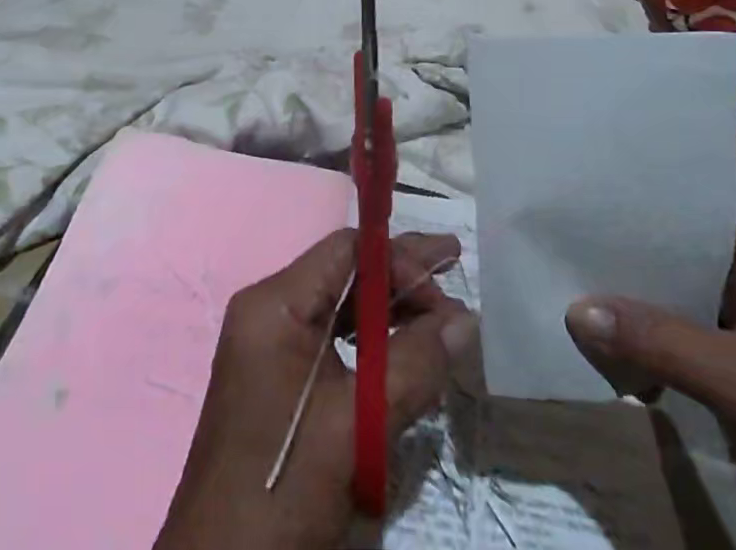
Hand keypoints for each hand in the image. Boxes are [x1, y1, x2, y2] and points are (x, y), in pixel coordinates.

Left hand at [156, 229, 476, 549]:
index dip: (398, 258)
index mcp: (274, 306)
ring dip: (393, 307)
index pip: (346, 251)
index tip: (443, 288)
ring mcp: (273, 348)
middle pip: (346, 273)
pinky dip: (376, 340)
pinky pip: (336, 340)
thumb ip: (415, 363)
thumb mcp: (357, 423)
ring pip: (343, 307)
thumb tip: (466, 320)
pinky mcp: (282, 380)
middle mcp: (269, 314)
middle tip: (455, 262)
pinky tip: (409, 349)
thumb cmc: (283, 485)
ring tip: (441, 308)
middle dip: (402, 272)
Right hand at [565, 231, 735, 549]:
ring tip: (561, 297)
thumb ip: (662, 341)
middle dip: (627, 279)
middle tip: (557, 262)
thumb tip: (575, 308)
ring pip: (676, 321)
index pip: (699, 235)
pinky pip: (679, 360)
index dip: (641, 231)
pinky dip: (644, 358)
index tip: (577, 225)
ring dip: (630, 321)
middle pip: (683, 278)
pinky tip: (598, 351)